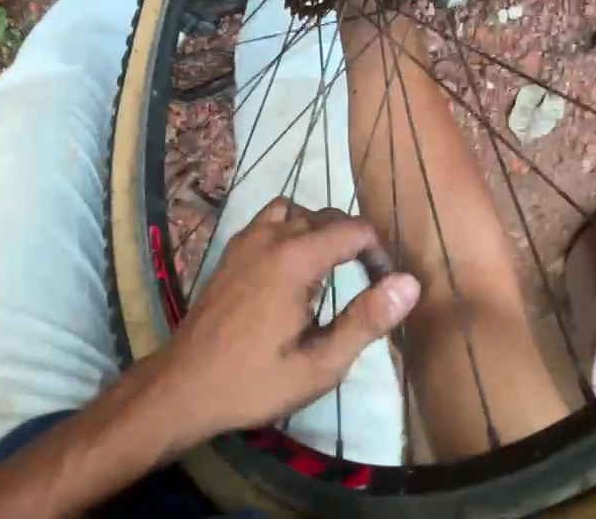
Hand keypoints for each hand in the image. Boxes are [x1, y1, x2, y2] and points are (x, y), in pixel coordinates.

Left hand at [147, 200, 420, 443]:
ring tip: (329, 271)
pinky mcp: (232, 248)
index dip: (378, 252)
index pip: (353, 229)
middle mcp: (271, 236)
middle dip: (353, 241)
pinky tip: (292, 270)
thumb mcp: (320, 364)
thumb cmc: (256, 381)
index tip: (385, 284)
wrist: (186, 384)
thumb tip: (409, 283)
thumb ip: (366, 320)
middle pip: (326, 216)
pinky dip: (291, 229)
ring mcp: (247, 238)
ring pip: (296, 211)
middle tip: (365, 283)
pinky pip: (270, 220)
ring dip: (319, 230)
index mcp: (295, 258)